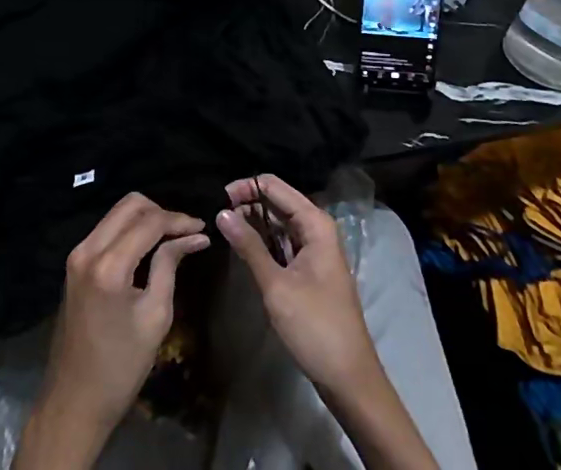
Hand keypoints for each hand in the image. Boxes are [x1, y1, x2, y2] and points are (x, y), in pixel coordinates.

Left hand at [15, 193, 209, 469]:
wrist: (73, 402)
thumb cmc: (121, 366)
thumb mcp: (156, 315)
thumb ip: (170, 265)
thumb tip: (195, 236)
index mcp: (108, 266)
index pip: (150, 222)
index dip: (180, 220)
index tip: (203, 229)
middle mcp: (87, 251)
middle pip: (130, 205)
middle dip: (161, 212)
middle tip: (185, 232)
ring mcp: (76, 256)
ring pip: (117, 214)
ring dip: (145, 219)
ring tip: (172, 239)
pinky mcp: (74, 264)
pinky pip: (107, 230)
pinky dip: (130, 230)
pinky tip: (149, 248)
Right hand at [218, 176, 439, 469]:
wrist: (347, 374)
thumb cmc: (314, 326)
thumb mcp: (276, 285)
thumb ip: (249, 246)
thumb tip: (221, 213)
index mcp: (315, 223)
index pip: (275, 187)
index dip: (246, 187)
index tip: (217, 198)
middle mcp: (316, 228)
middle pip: (277, 201)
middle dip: (248, 202)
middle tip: (214, 213)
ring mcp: (314, 249)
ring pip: (279, 223)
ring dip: (253, 222)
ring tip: (221, 225)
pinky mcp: (308, 268)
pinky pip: (282, 243)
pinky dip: (262, 241)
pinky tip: (241, 244)